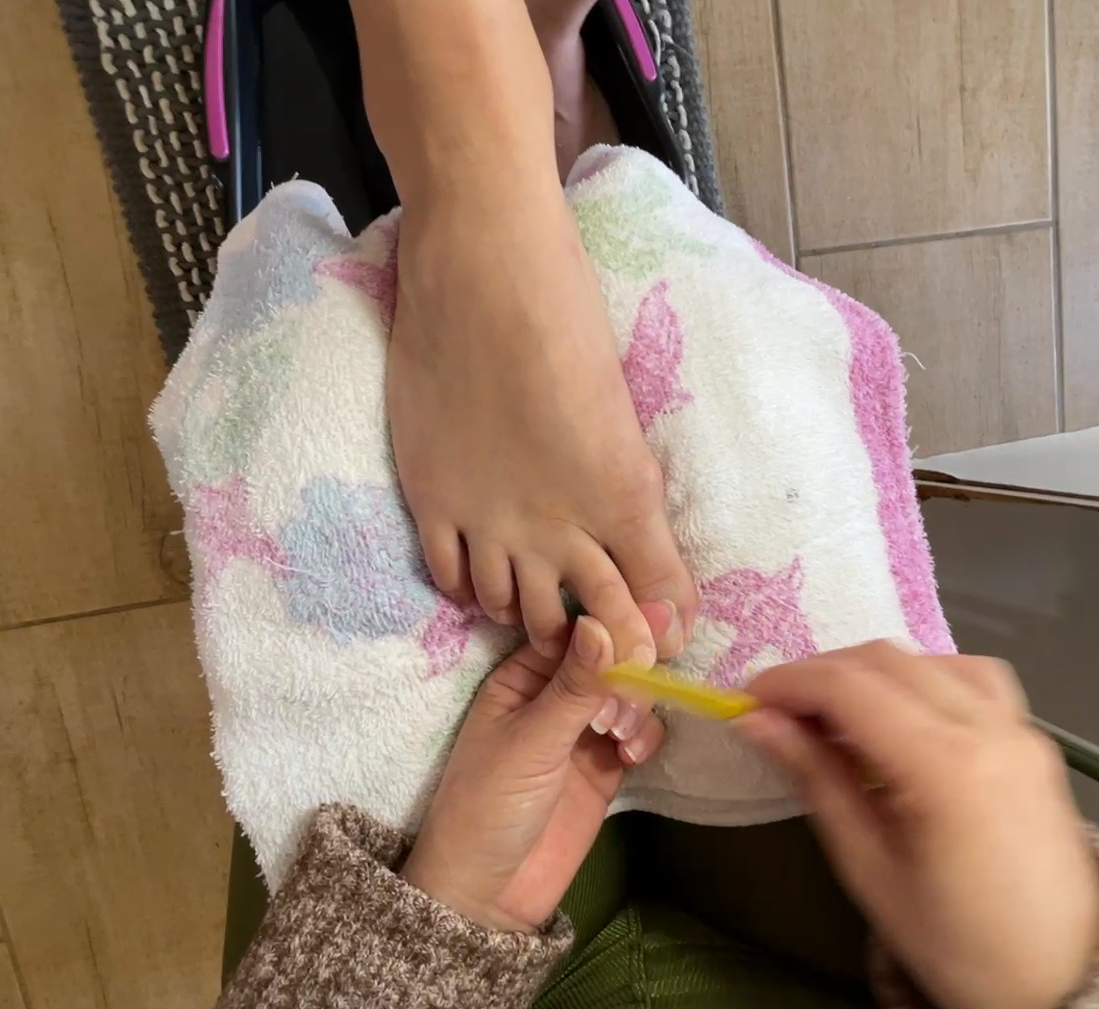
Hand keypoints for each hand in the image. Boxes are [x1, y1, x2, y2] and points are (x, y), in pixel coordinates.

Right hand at [389, 186, 697, 665]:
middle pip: (592, 621)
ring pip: (516, 612)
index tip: (663, 636)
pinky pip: (452, 581)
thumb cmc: (568, 320)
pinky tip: (479, 580)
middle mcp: (560, 527)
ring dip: (533, 617)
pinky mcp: (434, 503)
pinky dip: (470, 591)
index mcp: (623, 498)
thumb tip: (627, 525)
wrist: (483, 274)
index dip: (664, 626)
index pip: (658, 594)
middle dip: (606, 644)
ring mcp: (491, 521)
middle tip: (602, 644)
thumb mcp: (619, 409)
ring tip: (537, 607)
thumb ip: (624, 484)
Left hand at [403, 613, 666, 932]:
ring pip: (628, 695)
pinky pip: (637, 733)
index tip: (641, 633)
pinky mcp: (603, 766)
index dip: (609, 628)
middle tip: (630, 698)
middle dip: (626, 672)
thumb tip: (602, 620)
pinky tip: (632, 754)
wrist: (489, 896)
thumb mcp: (532, 741)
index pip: (574, 632)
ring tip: (621, 736)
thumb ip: (574, 685)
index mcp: (521, 677)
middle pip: (608, 660)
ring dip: (635, 706)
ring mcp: (581, 731)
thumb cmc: (491, 805)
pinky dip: (643, 735)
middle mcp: (553, 696)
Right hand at [736, 644, 1098, 1008]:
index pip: (848, 687)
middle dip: (818, 673)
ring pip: (925, 658)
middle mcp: (987, 728)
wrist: (1065, 989)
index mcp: (944, 767)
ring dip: (867, 670)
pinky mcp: (1032, 737)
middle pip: (883, 660)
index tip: (747, 700)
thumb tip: (754, 720)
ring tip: (833, 710)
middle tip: (778, 710)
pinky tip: (900, 708)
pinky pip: (971, 676)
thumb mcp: (866, 865)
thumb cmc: (953, 943)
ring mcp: (1019, 728)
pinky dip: (920, 674)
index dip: (788, 682)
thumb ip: (814, 776)